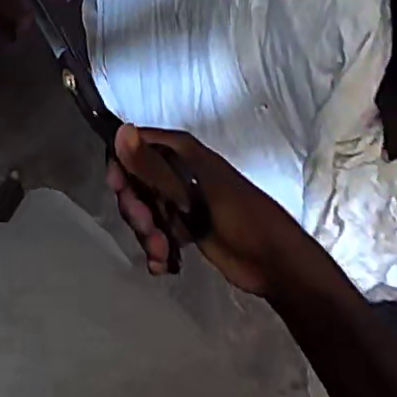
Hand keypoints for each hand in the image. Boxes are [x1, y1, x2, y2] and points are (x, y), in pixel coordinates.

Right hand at [108, 125, 295, 296]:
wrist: (276, 263)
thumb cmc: (239, 216)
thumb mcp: (192, 189)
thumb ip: (152, 165)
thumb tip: (120, 131)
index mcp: (178, 150)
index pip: (132, 146)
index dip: (120, 166)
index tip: (119, 190)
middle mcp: (174, 170)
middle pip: (133, 181)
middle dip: (135, 209)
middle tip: (148, 228)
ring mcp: (178, 200)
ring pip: (142, 210)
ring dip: (146, 234)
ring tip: (162, 253)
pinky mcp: (183, 227)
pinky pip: (155, 232)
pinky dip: (155, 249)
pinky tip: (164, 264)